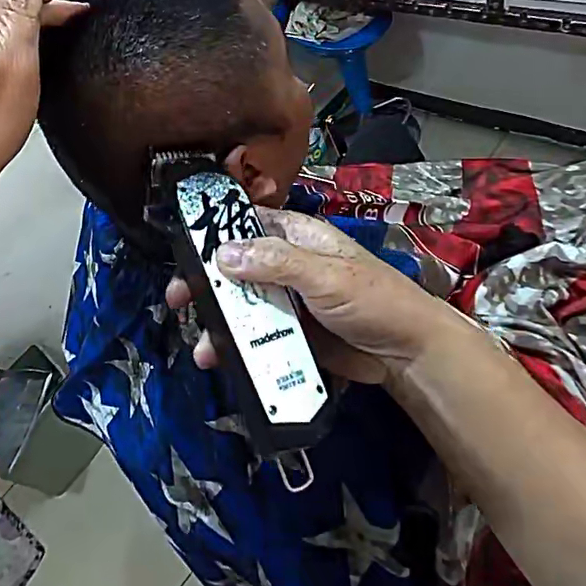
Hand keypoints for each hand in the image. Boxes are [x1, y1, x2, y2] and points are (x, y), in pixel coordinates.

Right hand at [167, 208, 470, 384]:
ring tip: (204, 347)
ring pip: (244, 306)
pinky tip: (222, 360)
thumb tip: (223, 252)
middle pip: (239, 269)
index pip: (251, 225)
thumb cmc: (372, 299)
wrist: (406, 353)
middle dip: (208, 284)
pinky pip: (258, 336)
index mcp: (300, 238)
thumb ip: (277, 263)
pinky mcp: (294, 335)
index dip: (218, 233)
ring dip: (220, 322)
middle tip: (178, 300)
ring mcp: (291, 302)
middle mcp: (290, 266)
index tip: (185, 250)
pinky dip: (238, 346)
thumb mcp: (325, 275)